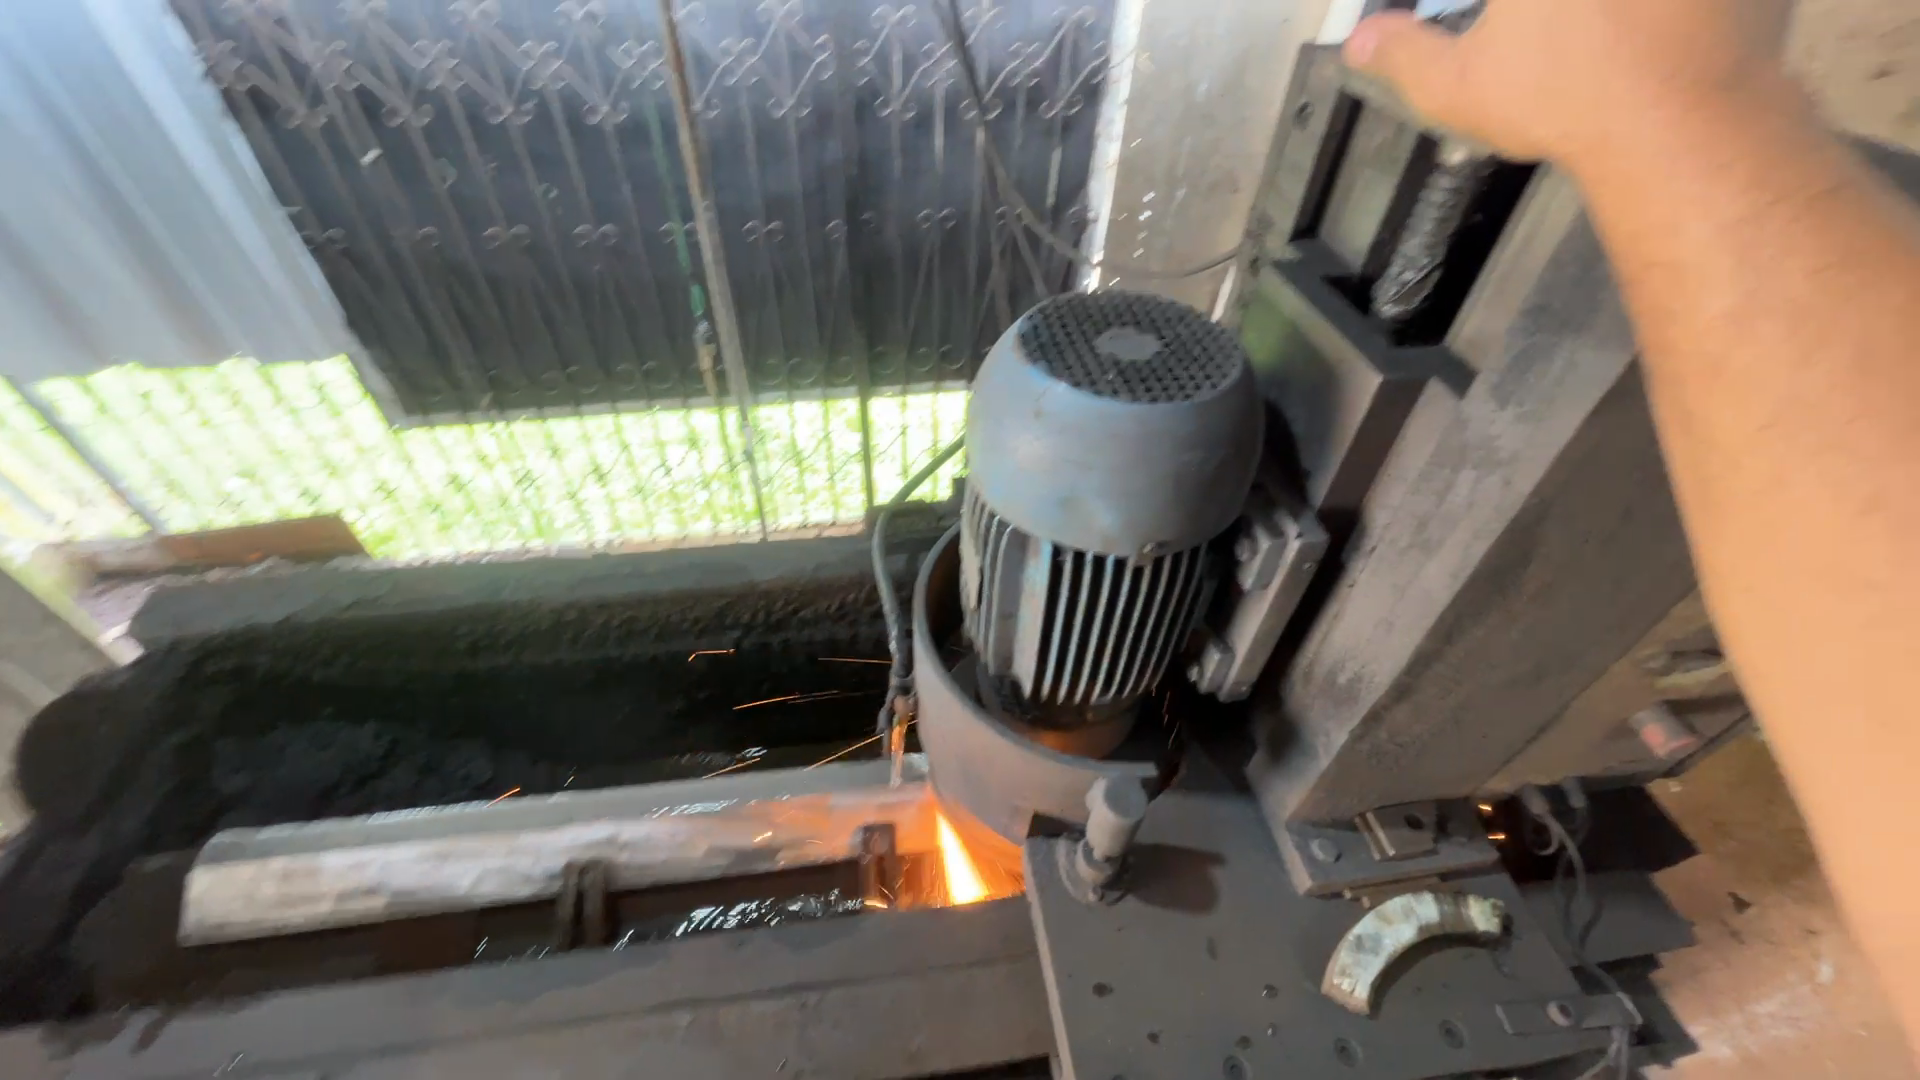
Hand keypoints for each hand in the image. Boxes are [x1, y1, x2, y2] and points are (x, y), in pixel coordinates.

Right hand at [1343, 0, 1798, 170]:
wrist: (1677, 117)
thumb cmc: (1554, 96)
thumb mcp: (1453, 85)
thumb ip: (1402, 54)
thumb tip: (1357, 41)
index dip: (1473, 9)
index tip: (1487, 23)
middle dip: (1522, 16)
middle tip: (1520, 32)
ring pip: (1597, 0)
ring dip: (1581, 16)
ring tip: (1576, 36)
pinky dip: (1657, 12)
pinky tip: (1635, 28)